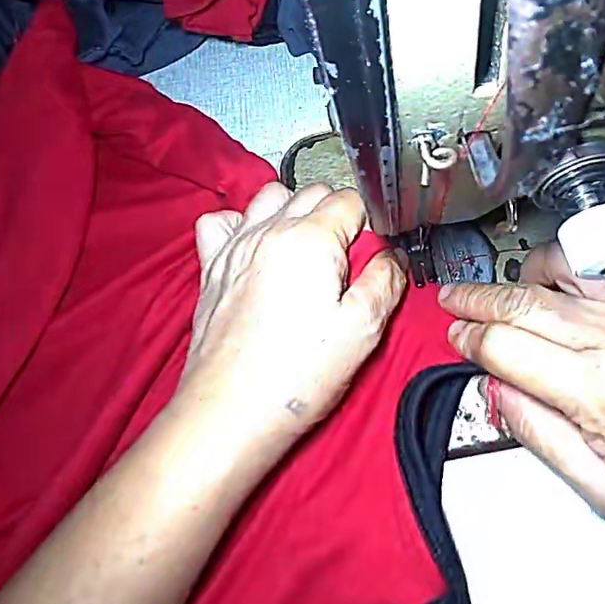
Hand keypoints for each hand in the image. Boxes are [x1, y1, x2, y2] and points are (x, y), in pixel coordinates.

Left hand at [175, 183, 408, 453]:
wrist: (230, 410)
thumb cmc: (294, 376)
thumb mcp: (362, 330)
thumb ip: (386, 281)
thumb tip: (392, 258)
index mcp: (310, 240)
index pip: (351, 202)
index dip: (369, 226)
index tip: (369, 256)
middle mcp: (270, 231)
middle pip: (313, 193)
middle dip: (335, 214)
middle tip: (344, 260)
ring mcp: (237, 245)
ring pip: (271, 195)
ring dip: (294, 210)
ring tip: (305, 250)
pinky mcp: (213, 265)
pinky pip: (222, 220)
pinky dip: (242, 223)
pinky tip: (257, 247)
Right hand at [439, 244, 604, 582]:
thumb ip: (539, 435)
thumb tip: (494, 389)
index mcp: (600, 394)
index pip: (505, 347)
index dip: (469, 339)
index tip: (455, 337)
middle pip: (522, 300)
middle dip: (475, 297)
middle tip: (452, 298)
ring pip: (563, 262)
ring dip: (526, 275)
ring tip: (515, 295)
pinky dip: (579, 263)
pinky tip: (573, 286)